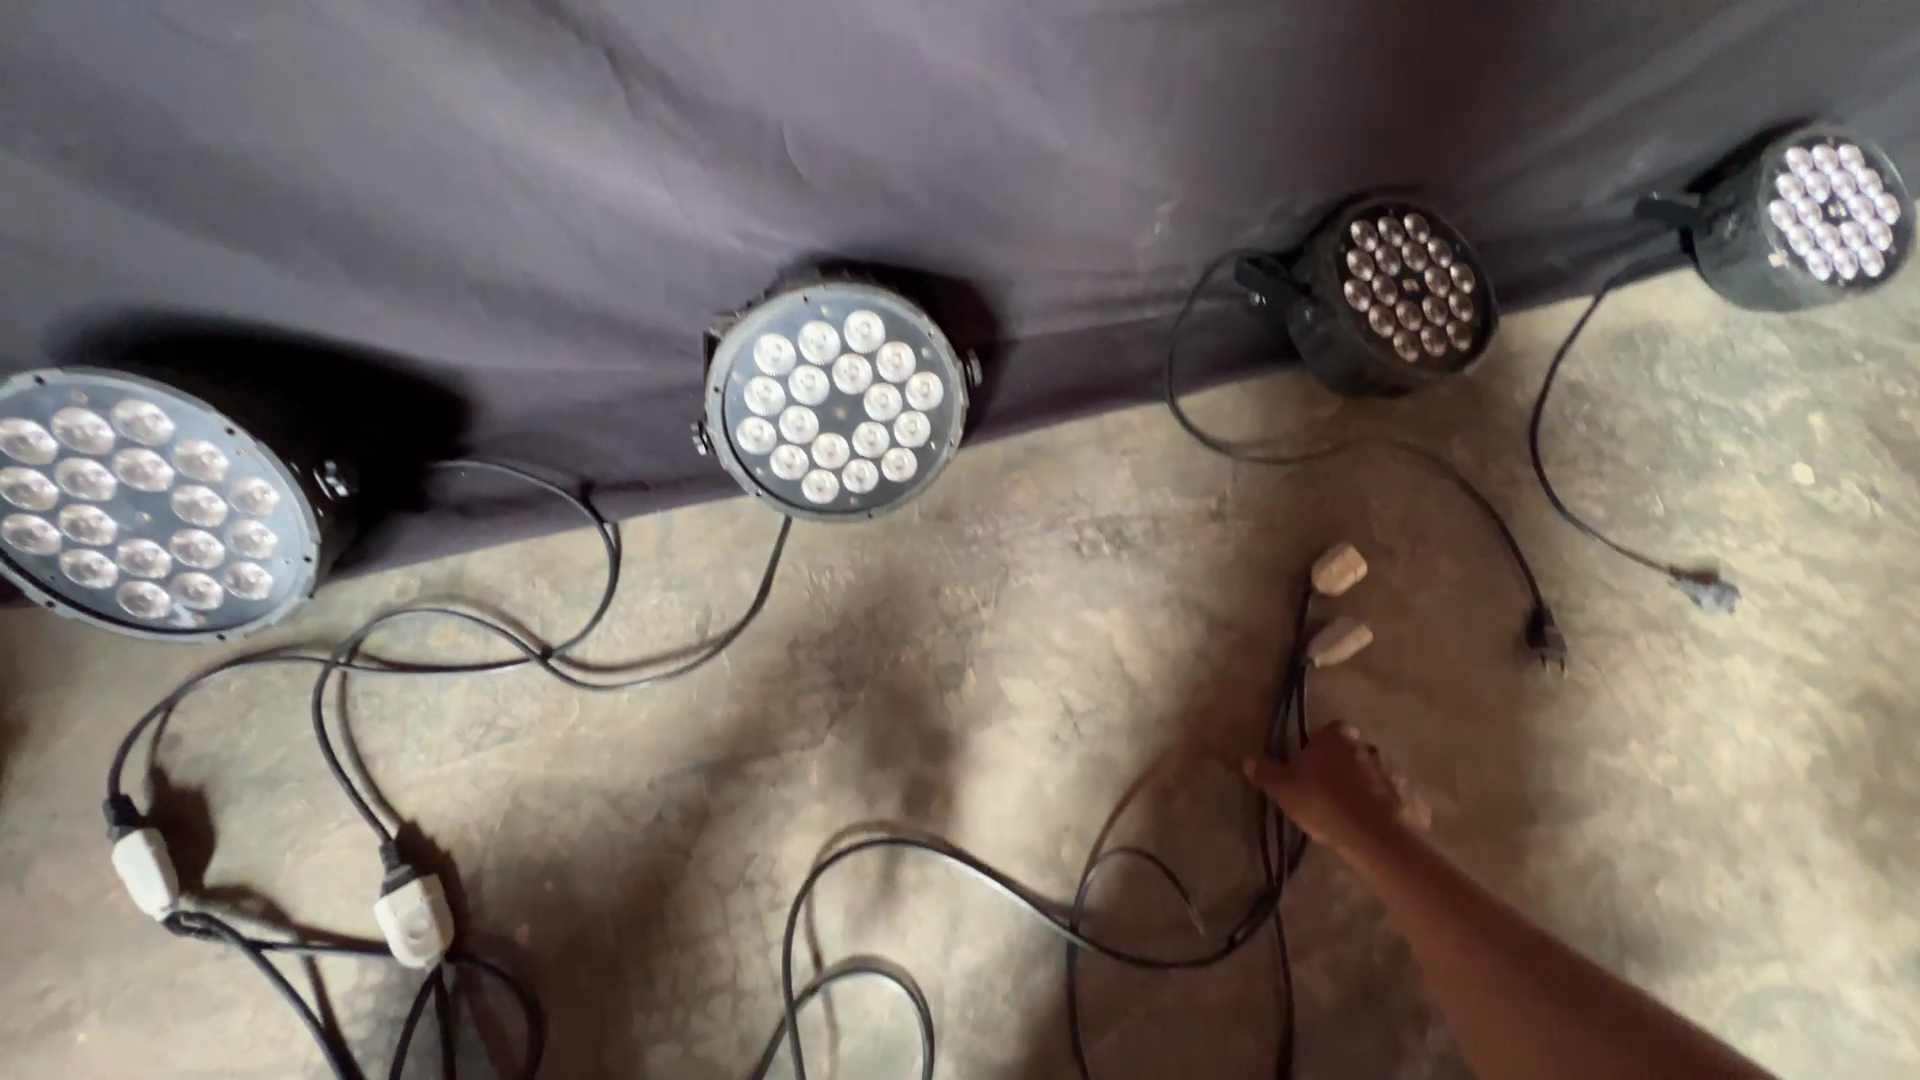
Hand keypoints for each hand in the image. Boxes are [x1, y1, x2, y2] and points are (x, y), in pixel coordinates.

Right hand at [1243, 722, 1429, 859]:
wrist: (1375, 836)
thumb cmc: (1324, 802)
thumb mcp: (1283, 789)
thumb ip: (1266, 772)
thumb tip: (1247, 758)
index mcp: (1337, 738)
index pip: (1329, 731)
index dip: (1319, 747)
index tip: (1311, 766)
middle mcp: (1369, 748)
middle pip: (1354, 752)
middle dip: (1344, 766)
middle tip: (1328, 791)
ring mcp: (1395, 773)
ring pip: (1376, 776)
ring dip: (1366, 788)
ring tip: (1350, 814)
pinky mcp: (1413, 800)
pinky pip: (1397, 802)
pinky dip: (1389, 810)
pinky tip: (1375, 828)